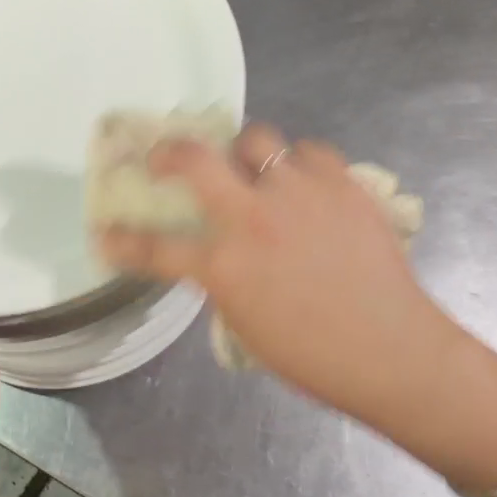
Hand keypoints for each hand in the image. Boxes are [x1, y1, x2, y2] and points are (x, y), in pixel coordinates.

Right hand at [101, 124, 469, 429]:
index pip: (156, 249)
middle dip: (170, 152)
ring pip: (258, 140)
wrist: (391, 349)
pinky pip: (309, 151)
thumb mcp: (247, 324)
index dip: (123, 241)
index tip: (105, 233)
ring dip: (246, 156)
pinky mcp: (342, 184)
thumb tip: (218, 253)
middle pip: (195, 158)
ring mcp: (300, 193)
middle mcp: (254, 217)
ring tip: (255, 172)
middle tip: (167, 158)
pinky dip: (299, 164)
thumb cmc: (314, 357)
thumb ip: (224, 279)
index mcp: (225, 266)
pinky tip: (306, 183)